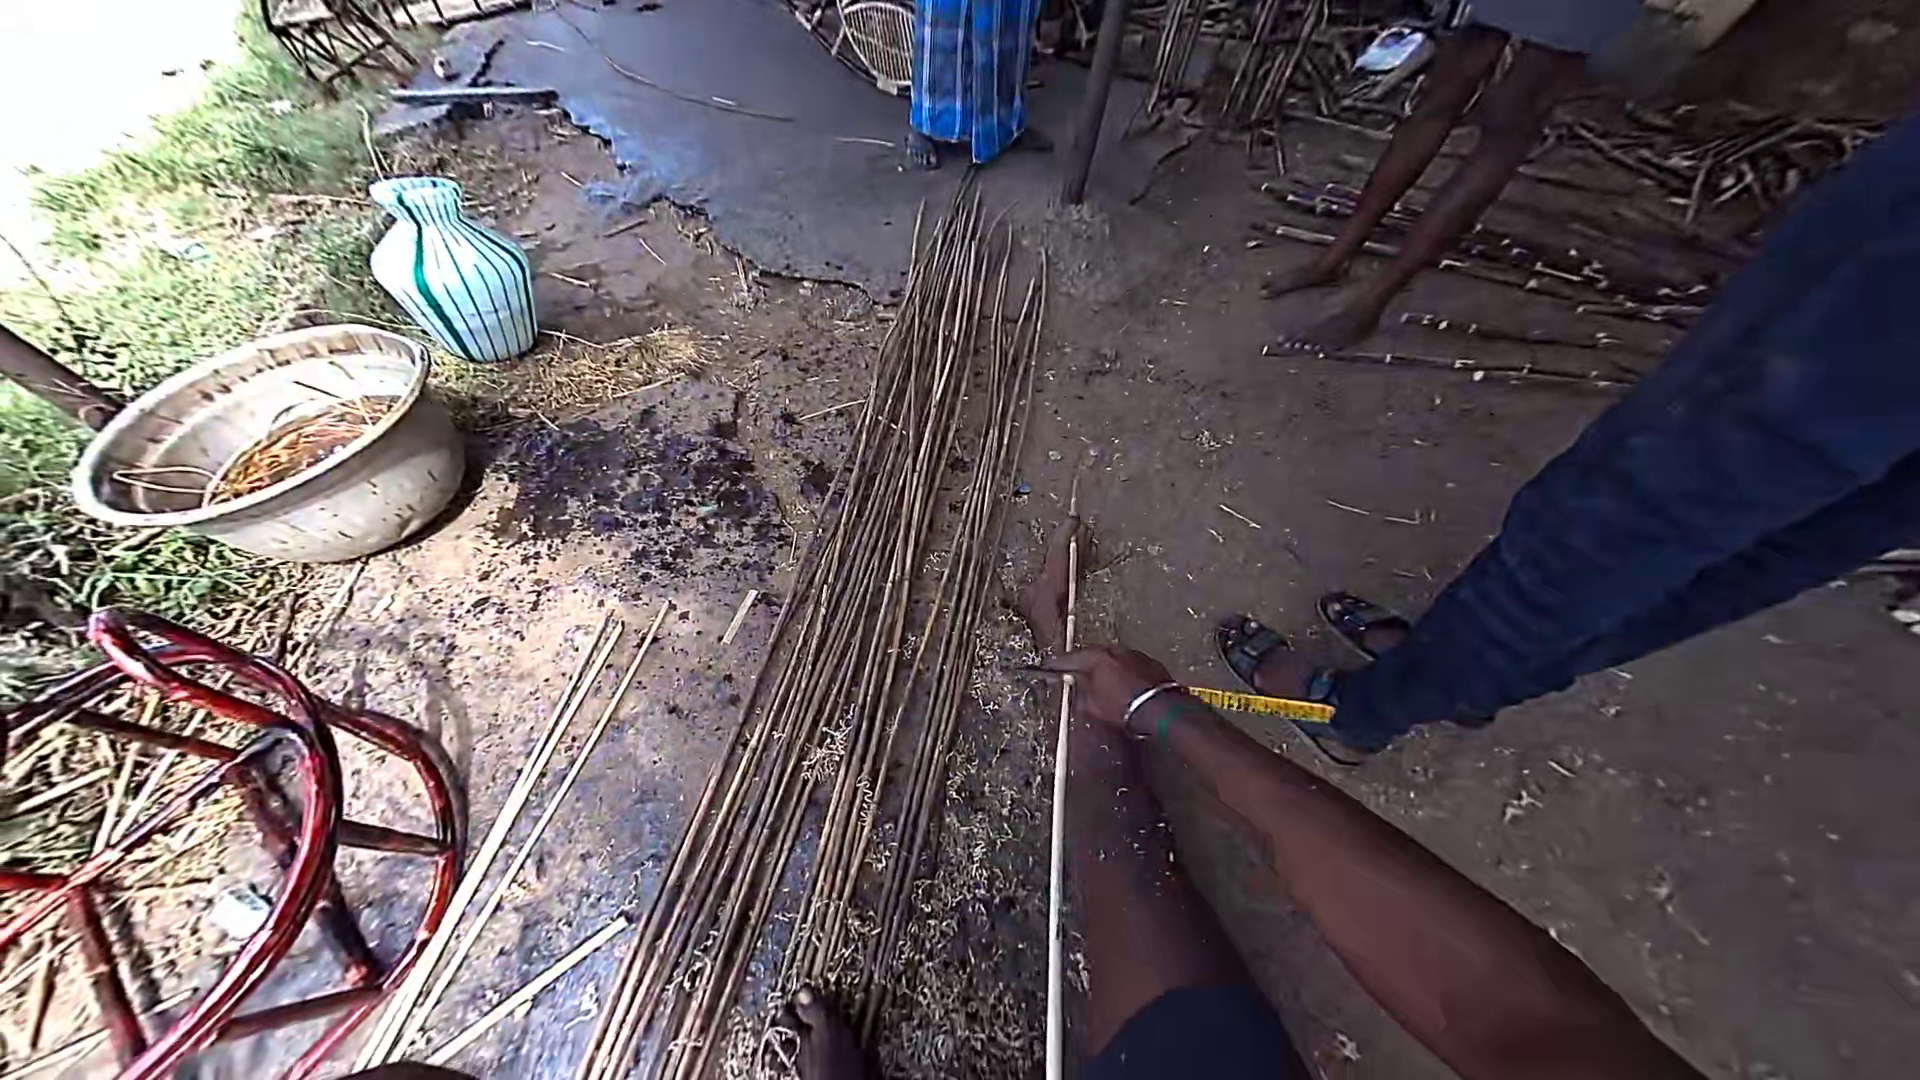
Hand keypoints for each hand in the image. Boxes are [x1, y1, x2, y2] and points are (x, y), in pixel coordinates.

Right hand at [1040, 645, 1175, 731]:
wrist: (1160, 709)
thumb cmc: (1124, 708)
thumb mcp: (1092, 706)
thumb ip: (1079, 693)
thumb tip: (1075, 688)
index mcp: (1094, 658)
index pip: (1067, 659)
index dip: (1055, 665)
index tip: (1048, 668)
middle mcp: (1112, 650)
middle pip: (1090, 656)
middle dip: (1083, 666)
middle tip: (1076, 677)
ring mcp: (1132, 653)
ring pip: (1111, 658)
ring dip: (1105, 668)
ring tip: (1104, 684)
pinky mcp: (1148, 661)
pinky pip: (1128, 664)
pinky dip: (1123, 671)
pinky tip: (1124, 685)